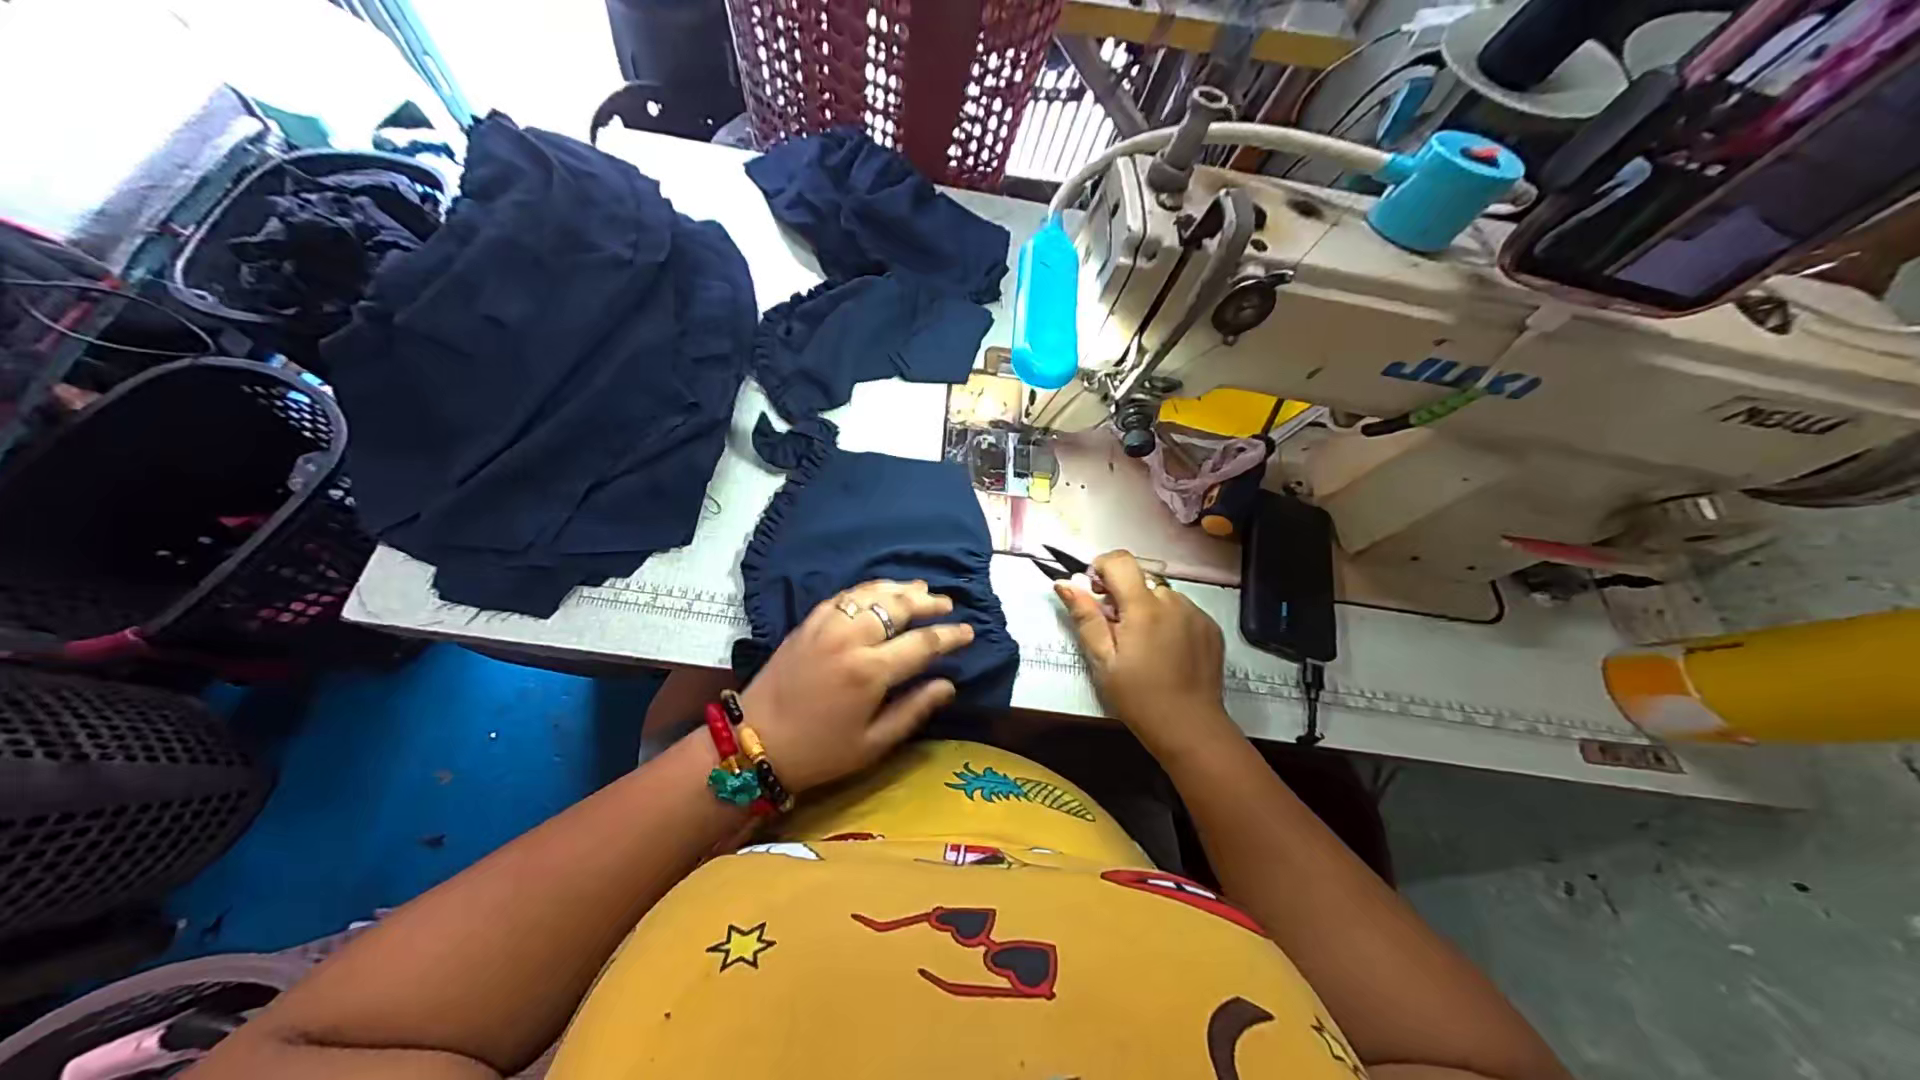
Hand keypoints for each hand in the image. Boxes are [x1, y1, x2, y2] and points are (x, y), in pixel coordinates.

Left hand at [739, 580, 974, 793]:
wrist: (755, 741)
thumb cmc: (820, 751)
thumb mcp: (874, 744)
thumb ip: (914, 709)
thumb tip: (948, 684)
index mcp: (870, 671)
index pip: (922, 643)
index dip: (950, 636)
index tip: (968, 631)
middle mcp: (850, 639)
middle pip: (898, 607)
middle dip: (928, 602)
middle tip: (947, 603)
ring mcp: (826, 626)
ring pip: (871, 593)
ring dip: (899, 588)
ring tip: (921, 589)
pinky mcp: (808, 623)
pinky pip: (845, 595)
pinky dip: (868, 589)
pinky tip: (879, 592)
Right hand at [1055, 550, 1235, 756]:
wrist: (1190, 727)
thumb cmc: (1137, 697)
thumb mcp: (1102, 660)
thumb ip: (1085, 617)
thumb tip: (1065, 583)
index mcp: (1143, 607)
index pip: (1120, 561)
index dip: (1102, 568)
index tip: (1095, 593)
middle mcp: (1173, 602)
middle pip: (1140, 581)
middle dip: (1124, 597)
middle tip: (1117, 632)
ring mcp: (1196, 614)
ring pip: (1162, 596)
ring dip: (1148, 610)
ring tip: (1144, 646)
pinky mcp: (1211, 628)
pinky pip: (1182, 611)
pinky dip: (1169, 622)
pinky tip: (1166, 652)